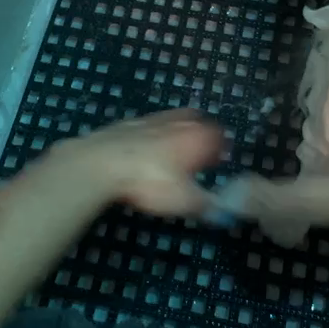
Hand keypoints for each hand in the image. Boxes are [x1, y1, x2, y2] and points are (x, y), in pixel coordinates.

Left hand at [49, 109, 224, 217]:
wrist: (105, 161)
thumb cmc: (152, 180)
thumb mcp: (184, 200)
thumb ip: (207, 204)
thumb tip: (223, 209)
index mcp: (198, 136)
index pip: (219, 136)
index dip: (220, 150)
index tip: (217, 164)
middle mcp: (180, 121)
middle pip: (197, 123)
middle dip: (199, 138)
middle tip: (196, 159)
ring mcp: (154, 118)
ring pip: (173, 122)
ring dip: (176, 135)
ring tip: (170, 157)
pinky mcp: (132, 121)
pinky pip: (150, 127)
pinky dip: (152, 137)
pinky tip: (143, 154)